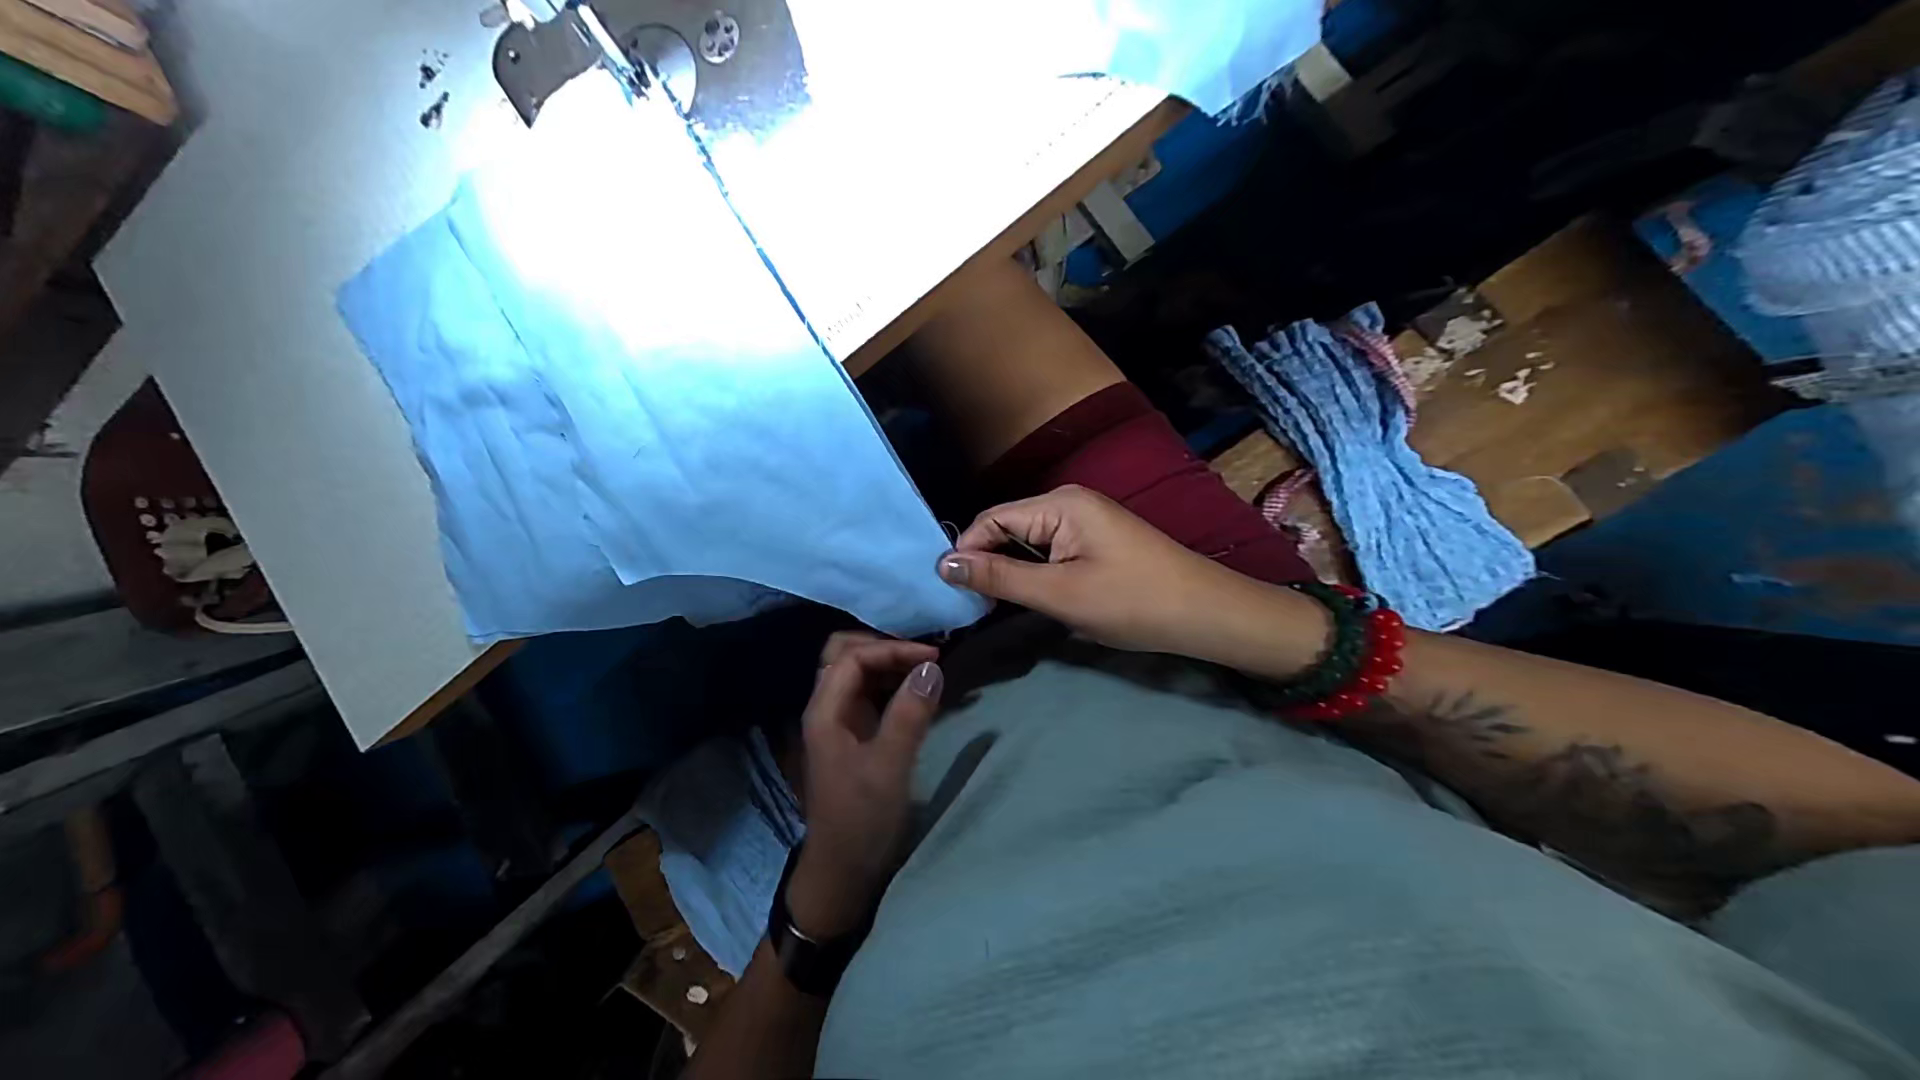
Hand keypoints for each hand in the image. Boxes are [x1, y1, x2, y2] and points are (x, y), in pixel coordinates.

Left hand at [789, 632, 941, 938]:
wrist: (844, 869)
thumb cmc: (862, 817)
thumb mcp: (890, 766)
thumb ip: (910, 714)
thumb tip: (932, 667)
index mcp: (824, 711)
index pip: (852, 656)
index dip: (892, 649)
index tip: (933, 657)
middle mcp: (827, 707)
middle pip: (846, 653)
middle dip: (885, 646)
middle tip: (926, 654)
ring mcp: (840, 719)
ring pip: (859, 670)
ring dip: (891, 662)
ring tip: (929, 666)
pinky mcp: (855, 733)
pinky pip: (871, 691)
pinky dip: (894, 681)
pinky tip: (921, 688)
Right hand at [937, 486, 1334, 679]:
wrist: (1206, 613)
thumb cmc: (1132, 602)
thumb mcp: (1059, 593)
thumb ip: (999, 576)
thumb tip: (943, 564)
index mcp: (1060, 504)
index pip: (991, 519)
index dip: (966, 552)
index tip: (949, 591)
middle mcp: (1069, 501)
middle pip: (1007, 526)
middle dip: (985, 561)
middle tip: (968, 604)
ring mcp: (1085, 520)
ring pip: (1027, 541)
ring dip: (1008, 569)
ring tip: (991, 604)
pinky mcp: (1095, 540)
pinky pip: (1049, 549)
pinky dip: (1033, 572)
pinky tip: (1026, 595)